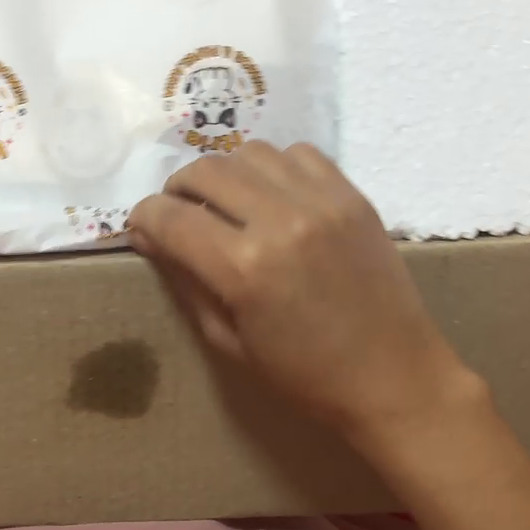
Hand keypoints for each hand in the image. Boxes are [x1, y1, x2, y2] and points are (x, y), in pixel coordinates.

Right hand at [128, 142, 485, 459]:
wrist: (390, 376)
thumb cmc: (302, 376)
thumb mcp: (229, 342)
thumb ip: (187, 284)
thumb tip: (150, 240)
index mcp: (244, 269)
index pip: (173, 218)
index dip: (144, 218)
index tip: (139, 227)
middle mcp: (280, 220)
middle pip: (206, 171)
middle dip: (177, 189)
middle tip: (175, 214)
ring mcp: (322, 200)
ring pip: (250, 153)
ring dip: (223, 173)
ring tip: (222, 205)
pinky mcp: (351, 194)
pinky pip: (297, 154)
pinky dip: (270, 168)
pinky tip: (269, 198)